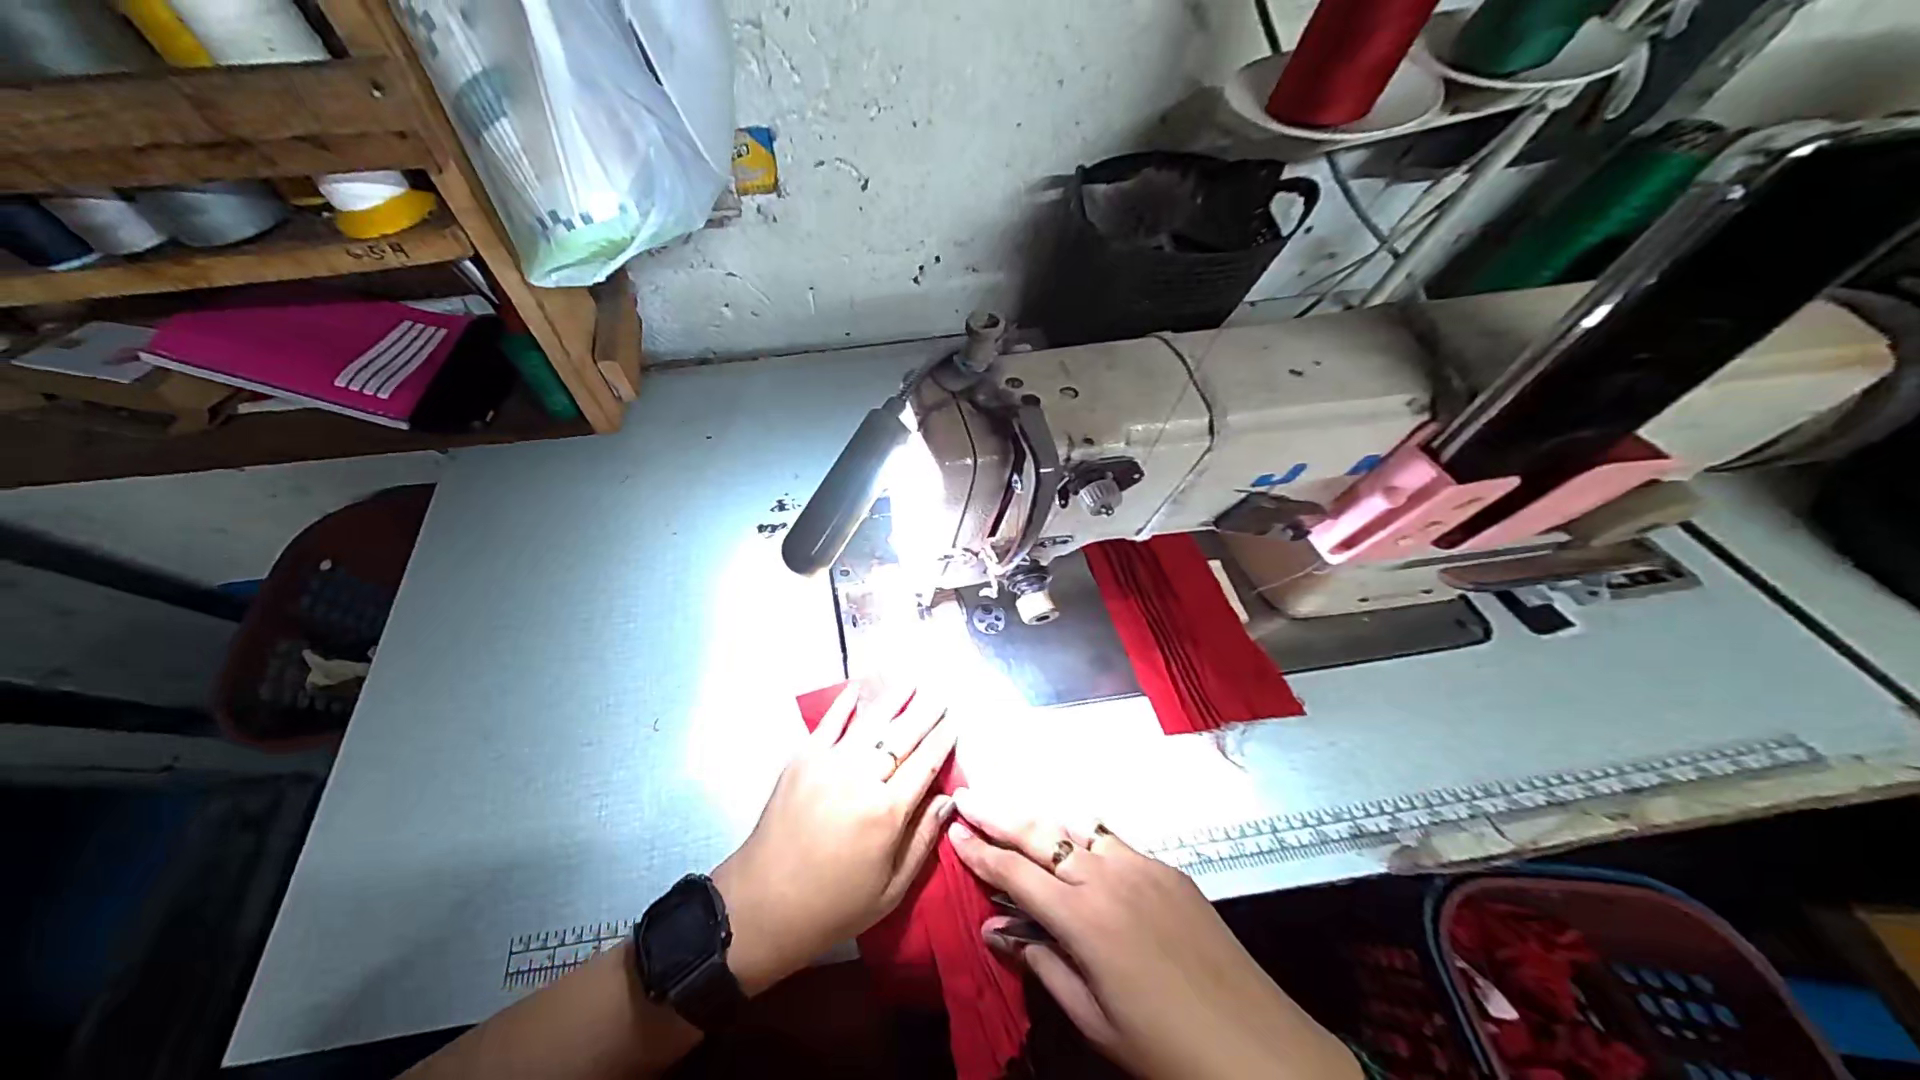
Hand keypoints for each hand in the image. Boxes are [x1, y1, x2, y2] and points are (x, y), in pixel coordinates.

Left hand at [711, 683, 956, 995]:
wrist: (762, 906)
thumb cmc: (834, 906)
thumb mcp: (891, 889)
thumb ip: (923, 839)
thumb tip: (948, 799)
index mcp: (887, 813)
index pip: (925, 764)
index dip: (943, 740)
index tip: (955, 722)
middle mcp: (860, 780)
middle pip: (902, 736)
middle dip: (925, 713)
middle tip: (940, 696)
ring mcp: (827, 765)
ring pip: (869, 722)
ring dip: (893, 699)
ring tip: (911, 681)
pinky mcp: (800, 760)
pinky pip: (828, 724)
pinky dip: (845, 704)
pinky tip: (859, 688)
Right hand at [947, 789, 1360, 1079]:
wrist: (1258, 1047)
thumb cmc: (1163, 1046)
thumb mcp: (1092, 1017)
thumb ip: (1041, 963)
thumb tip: (995, 930)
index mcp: (1083, 919)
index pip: (1016, 873)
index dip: (980, 851)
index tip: (954, 829)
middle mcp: (1108, 877)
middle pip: (1042, 833)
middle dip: (999, 813)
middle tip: (968, 796)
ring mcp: (1143, 866)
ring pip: (1078, 825)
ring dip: (1041, 816)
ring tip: (1011, 806)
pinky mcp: (1170, 868)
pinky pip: (1115, 840)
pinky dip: (1084, 833)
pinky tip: (1073, 836)